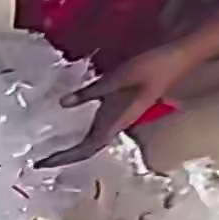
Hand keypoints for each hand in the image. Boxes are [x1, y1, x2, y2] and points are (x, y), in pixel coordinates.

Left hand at [35, 42, 204, 167]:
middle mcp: (115, 124)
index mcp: (117, 121)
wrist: (181, 55)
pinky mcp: (117, 108)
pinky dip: (77, 134)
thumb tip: (62, 103)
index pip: (87, 148)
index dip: (65, 158)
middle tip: (38, 163)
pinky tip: (63, 133)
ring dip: (70, 149)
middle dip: (64, 158)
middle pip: (86, 149)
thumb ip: (91, 91)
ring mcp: (116, 117)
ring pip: (90, 141)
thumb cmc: (153, 66)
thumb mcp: (119, 77)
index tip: (43, 163)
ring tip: (46, 153)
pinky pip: (94, 128)